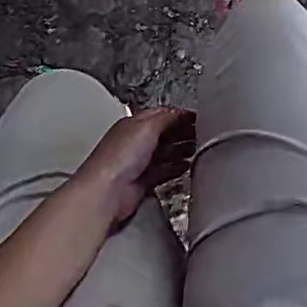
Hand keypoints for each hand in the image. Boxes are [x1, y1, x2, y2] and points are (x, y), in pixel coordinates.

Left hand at [71, 107, 196, 227]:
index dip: (179, 115)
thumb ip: (167, 118)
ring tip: (197, 148)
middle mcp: (134, 142)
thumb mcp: (147, 126)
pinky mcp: (140, 183)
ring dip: (180, 151)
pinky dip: (175, 169)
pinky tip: (185, 167)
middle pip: (164, 134)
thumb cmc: (117, 158)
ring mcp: (136, 163)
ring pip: (164, 153)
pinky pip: (162, 172)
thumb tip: (180, 113)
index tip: (196, 118)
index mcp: (133, 124)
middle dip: (182, 133)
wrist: (106, 192)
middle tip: (200, 132)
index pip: (161, 114)